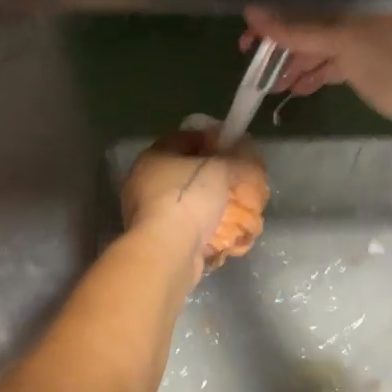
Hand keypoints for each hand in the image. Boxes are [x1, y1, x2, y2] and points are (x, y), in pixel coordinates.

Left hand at [121, 127, 261, 277]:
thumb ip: (236, 158)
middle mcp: (145, 183)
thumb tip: (246, 150)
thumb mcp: (220, 169)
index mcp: (153, 157)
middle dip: (214, 178)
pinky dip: (205, 230)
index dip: (212, 139)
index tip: (235, 147)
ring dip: (211, 207)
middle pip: (186, 173)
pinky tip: (225, 234)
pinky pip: (187, 229)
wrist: (168, 252)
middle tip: (238, 181)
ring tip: (238, 211)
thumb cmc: (189, 200)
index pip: (184, 139)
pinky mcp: (158, 241)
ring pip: (188, 203)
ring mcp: (149, 215)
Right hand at [240, 8, 391, 131]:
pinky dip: (323, 72)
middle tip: (253, 61)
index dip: (279, 8)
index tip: (252, 31)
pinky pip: (345, 60)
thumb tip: (252, 12)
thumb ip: (299, 31)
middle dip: (286, 41)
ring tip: (273, 85)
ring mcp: (381, 34)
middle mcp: (374, 4)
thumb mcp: (346, 46)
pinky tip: (299, 89)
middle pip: (320, 17)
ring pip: (331, 42)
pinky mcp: (386, 61)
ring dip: (301, 62)